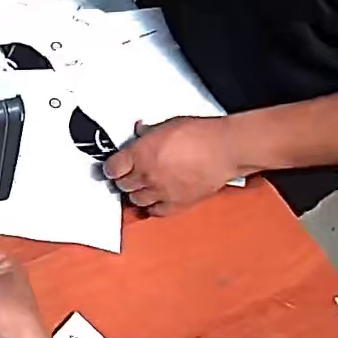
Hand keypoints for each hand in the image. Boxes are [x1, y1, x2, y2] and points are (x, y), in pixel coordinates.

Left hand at [102, 116, 240, 215]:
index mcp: (140, 154)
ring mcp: (160, 192)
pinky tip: (157, 199)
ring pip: (136, 200)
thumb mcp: (167, 125)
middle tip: (129, 175)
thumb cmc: (201, 134)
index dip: (111, 168)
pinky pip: (155, 211)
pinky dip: (154, 206)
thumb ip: (149, 133)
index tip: (113, 168)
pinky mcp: (175, 204)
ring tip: (144, 186)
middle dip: (125, 179)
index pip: (112, 168)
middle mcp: (146, 175)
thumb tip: (141, 133)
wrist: (225, 149)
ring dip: (138, 193)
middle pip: (123, 185)